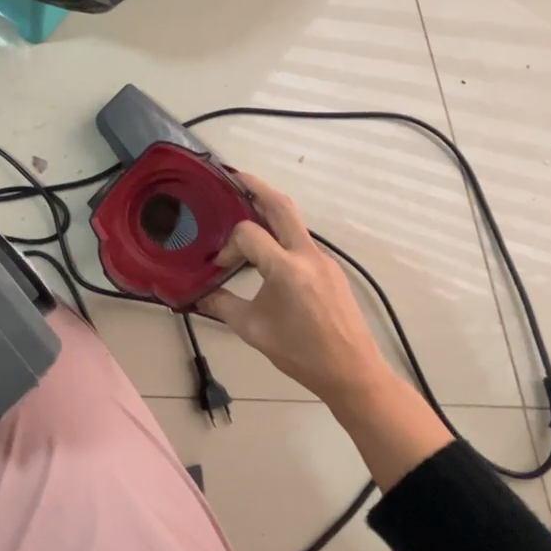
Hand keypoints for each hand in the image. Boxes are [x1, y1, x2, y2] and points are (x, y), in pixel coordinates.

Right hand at [197, 173, 391, 405]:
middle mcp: (308, 256)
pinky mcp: (331, 269)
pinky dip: (280, 232)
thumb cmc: (301, 354)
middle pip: (281, 205)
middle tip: (231, 176)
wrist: (355, 374)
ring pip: (294, 221)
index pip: (248, 234)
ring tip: (244, 207)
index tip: (220, 266)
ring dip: (268, 209)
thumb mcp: (252, 330)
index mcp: (287, 269)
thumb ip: (221, 305)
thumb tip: (195, 295)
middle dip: (256, 186)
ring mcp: (324, 261)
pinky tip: (267, 248)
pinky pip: (301, 240)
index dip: (228, 246)